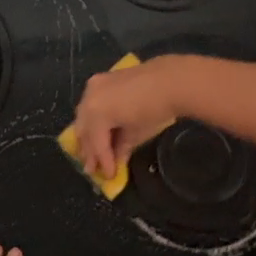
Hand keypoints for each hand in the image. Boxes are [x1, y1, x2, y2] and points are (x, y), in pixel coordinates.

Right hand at [72, 54, 189, 179]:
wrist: (170, 80)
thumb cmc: (154, 110)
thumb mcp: (136, 134)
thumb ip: (120, 148)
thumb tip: (115, 160)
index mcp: (96, 112)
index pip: (96, 143)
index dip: (102, 161)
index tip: (108, 176)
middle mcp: (89, 98)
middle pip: (84, 129)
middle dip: (90, 150)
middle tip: (94, 167)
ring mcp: (94, 86)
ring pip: (84, 116)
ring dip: (89, 134)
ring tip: (95, 151)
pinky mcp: (102, 79)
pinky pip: (91, 103)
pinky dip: (94, 118)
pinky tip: (101, 130)